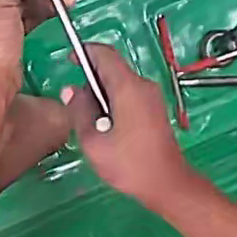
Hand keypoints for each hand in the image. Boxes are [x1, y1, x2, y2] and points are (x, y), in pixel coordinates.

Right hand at [61, 44, 203, 207]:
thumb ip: (79, 111)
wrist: (167, 183)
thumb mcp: (93, 141)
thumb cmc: (129, 164)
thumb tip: (71, 91)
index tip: (69, 62)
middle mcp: (143, 85)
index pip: (104, 54)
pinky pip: (130, 94)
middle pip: (113, 68)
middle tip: (77, 105)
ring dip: (102, 93)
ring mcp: (152, 97)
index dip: (84, 52)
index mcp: (128, 87)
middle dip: (92, 79)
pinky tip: (108, 127)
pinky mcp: (156, 108)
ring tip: (92, 122)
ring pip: (121, 82)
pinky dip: (115, 101)